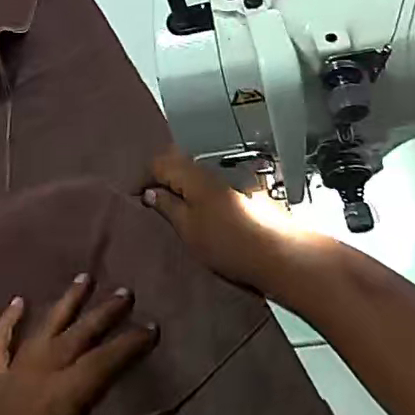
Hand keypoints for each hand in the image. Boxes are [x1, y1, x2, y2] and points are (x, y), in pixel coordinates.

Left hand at [0, 275, 157, 414]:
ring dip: (64, 304)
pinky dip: (7, 323)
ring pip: (41, 330)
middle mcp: (35, 377)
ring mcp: (10, 379)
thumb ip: (90, 412)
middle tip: (125, 292)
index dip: (131, 342)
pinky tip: (19, 302)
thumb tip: (94, 390)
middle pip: (77, 335)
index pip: (105, 359)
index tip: (152, 327)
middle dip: (104, 313)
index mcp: (63, 396)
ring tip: (83, 278)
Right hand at [141, 146, 332, 294]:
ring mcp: (230, 177)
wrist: (281, 253)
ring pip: (196, 171)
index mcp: (194, 173)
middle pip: (179, 161)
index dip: (143, 177)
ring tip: (169, 204)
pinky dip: (197, 190)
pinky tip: (196, 209)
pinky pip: (210, 182)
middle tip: (149, 198)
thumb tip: (150, 191)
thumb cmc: (229, 243)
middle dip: (161, 175)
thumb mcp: (188, 229)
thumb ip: (168, 206)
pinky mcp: (244, 191)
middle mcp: (212, 167)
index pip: (159, 162)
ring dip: (180, 182)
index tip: (133, 196)